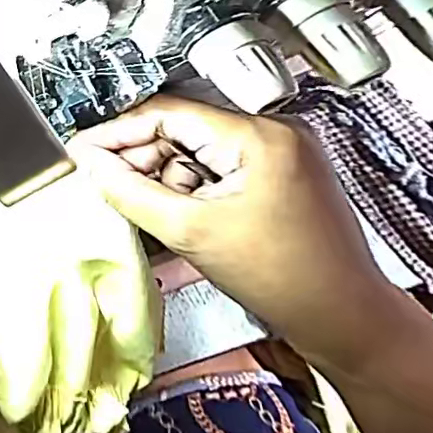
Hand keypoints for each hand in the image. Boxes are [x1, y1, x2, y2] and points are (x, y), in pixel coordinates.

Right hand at [68, 95, 425, 372]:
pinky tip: (184, 214)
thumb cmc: (289, 282)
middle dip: (141, 158)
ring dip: (165, 176)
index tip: (87, 150)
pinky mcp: (277, 171)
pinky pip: (215, 164)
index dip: (118, 133)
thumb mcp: (190, 232)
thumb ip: (129, 192)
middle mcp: (273, 131)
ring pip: (194, 147)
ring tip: (158, 212)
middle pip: (180, 128)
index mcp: (259, 135)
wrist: (345, 320)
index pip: (166, 113)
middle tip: (110, 183)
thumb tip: (93, 166)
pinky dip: (190, 186)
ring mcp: (278, 150)